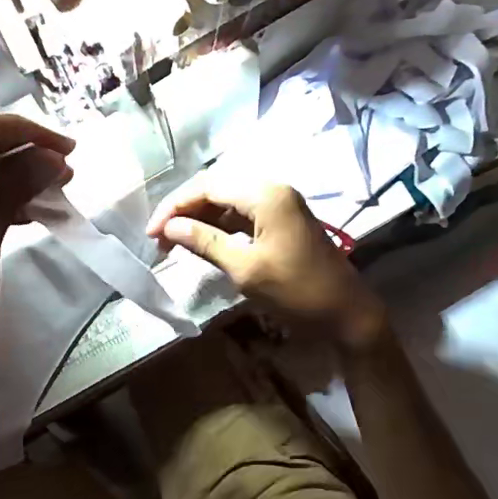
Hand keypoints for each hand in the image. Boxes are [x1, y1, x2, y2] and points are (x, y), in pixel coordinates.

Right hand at [147, 174, 387, 349]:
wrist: (346, 312)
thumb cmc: (296, 292)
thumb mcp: (245, 269)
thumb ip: (205, 243)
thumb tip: (169, 228)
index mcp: (265, 195)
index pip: (208, 186)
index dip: (175, 207)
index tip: (151, 233)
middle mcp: (273, 189)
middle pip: (216, 188)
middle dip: (185, 210)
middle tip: (159, 238)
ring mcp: (280, 204)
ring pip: (228, 201)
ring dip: (200, 219)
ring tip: (174, 242)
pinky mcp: (282, 220)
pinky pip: (243, 214)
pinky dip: (220, 227)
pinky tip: (202, 242)